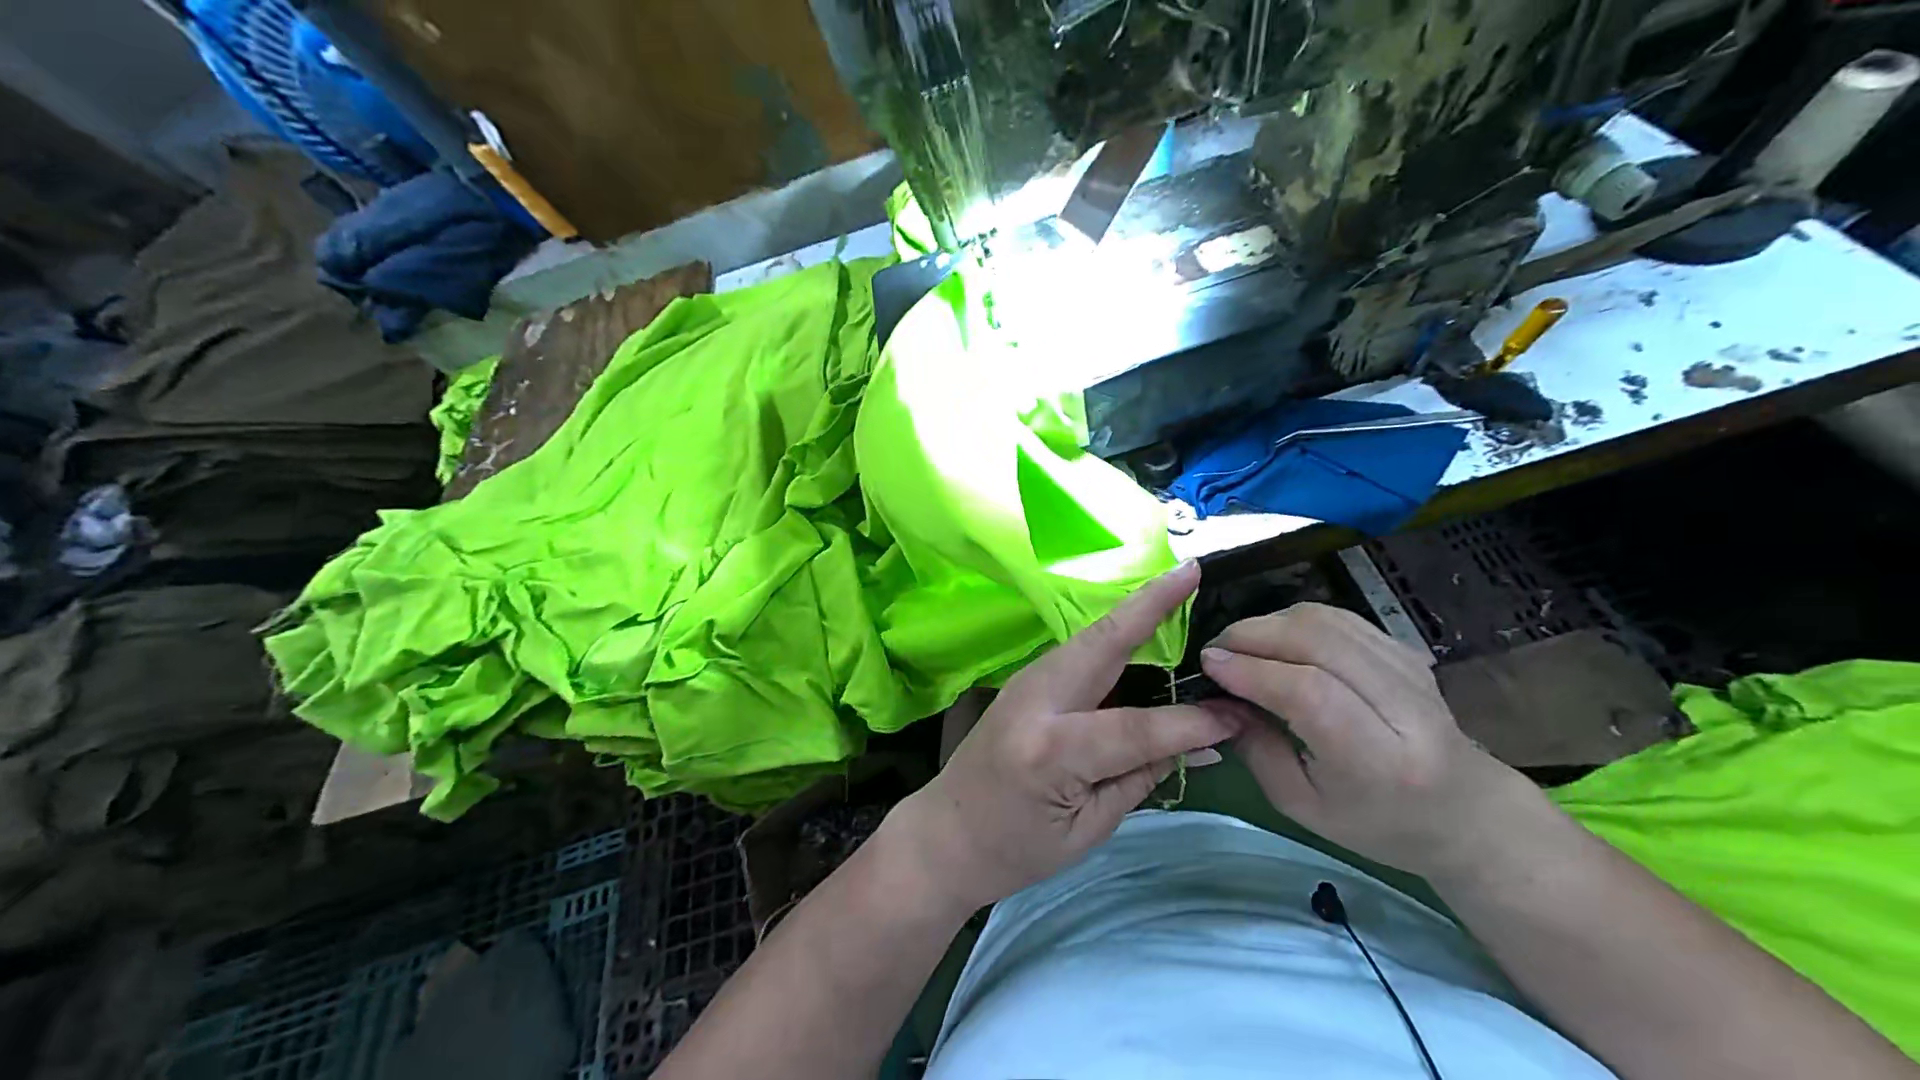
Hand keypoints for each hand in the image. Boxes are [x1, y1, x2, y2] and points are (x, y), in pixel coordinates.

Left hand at [885, 560, 1247, 913]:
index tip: (1236, 716)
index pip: (1137, 728)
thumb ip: (1142, 777)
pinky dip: (1113, 633)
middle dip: (1150, 604)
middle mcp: (1036, 701)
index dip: (1192, 723)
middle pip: (1103, 644)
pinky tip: (1140, 626)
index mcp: (1052, 751)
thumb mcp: (1088, 828)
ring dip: (1133, 611)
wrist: (946, 832)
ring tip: (1176, 586)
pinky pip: (1078, 650)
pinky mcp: (1024, 680)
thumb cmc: (1017, 848)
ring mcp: (1025, 682)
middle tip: (1193, 572)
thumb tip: (1202, 744)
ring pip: (1089, 638)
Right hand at [1200, 603, 1534, 877]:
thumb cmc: (1376, 822)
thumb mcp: (1300, 804)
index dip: (1253, 670)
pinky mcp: (1405, 650)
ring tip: (1239, 646)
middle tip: (1216, 650)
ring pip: (1326, 621)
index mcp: (1380, 762)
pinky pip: (1338, 618)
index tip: (1208, 664)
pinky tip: (1274, 641)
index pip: (1311, 694)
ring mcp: (1411, 671)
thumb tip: (1215, 697)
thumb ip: (1255, 747)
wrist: (1464, 813)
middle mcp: (1404, 708)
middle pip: (1319, 641)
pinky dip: (1293, 620)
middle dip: (1253, 635)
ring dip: (1269, 623)